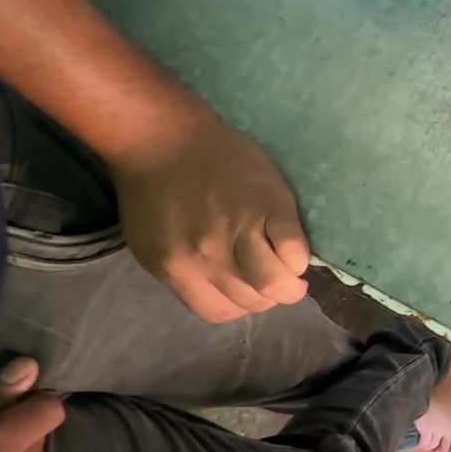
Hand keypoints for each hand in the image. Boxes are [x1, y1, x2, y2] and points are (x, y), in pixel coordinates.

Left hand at [110, 112, 311, 322]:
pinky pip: (294, 250)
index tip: (251, 289)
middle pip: (253, 300)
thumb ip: (187, 268)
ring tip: (292, 270)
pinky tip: (293, 247)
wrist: (164, 139)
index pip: (221, 312)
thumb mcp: (152, 241)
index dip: (243, 304)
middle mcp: (207, 257)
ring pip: (276, 283)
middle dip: (270, 294)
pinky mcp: (271, 209)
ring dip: (290, 282)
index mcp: (175, 268)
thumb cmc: (155, 189)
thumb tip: (224, 284)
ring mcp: (240, 231)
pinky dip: (299, 257)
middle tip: (275, 276)